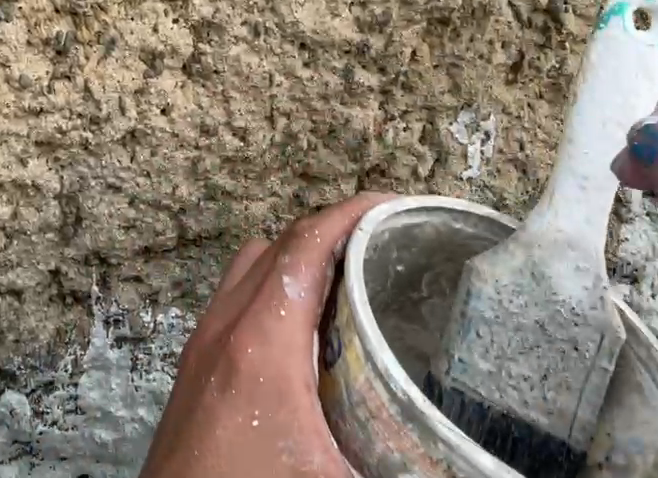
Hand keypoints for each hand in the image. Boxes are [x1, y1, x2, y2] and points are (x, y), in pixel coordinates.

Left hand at [140, 193, 394, 477]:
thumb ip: (403, 459)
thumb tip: (463, 464)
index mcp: (260, 342)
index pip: (305, 246)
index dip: (351, 214)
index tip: (395, 205)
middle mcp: (223, 326)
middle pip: (277, 246)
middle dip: (331, 232)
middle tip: (384, 247)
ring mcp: (202, 343)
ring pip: (249, 267)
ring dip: (296, 260)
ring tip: (349, 283)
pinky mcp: (194, 367)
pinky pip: (234, 298)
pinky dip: (271, 290)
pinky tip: (305, 333)